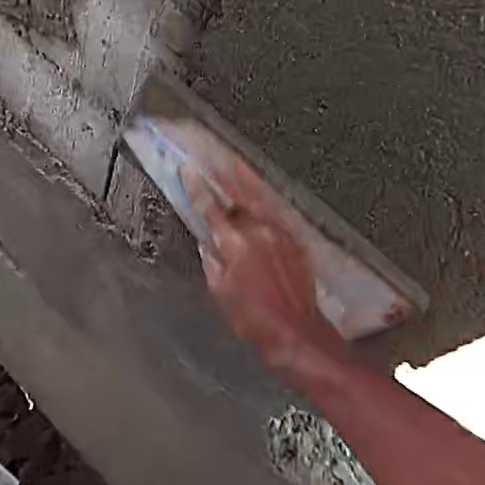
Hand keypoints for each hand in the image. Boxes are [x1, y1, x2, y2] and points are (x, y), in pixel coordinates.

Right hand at [188, 158, 348, 375]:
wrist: (294, 328)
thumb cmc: (255, 318)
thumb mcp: (221, 292)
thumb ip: (213, 262)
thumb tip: (208, 244)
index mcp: (236, 244)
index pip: (212, 209)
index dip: (198, 188)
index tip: (189, 171)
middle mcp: (260, 231)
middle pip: (240, 193)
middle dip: (225, 173)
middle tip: (214, 156)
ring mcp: (281, 231)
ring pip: (261, 197)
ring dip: (247, 179)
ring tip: (236, 162)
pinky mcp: (295, 237)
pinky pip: (278, 211)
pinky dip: (267, 199)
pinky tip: (261, 192)